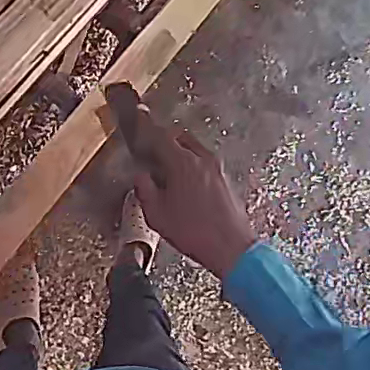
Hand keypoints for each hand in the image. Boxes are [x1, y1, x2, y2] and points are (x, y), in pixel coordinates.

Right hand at [127, 106, 258, 279]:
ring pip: (193, 149)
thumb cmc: (195, 233)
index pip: (160, 136)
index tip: (138, 121)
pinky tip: (184, 186)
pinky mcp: (225, 180)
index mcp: (182, 163)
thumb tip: (141, 177)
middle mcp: (202, 160)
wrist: (231, 249)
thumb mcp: (157, 214)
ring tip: (166, 173)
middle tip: (150, 153)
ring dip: (179, 153)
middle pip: (179, 137)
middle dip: (163, 141)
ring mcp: (216, 169)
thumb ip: (145, 190)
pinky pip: (204, 162)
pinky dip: (191, 165)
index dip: (146, 128)